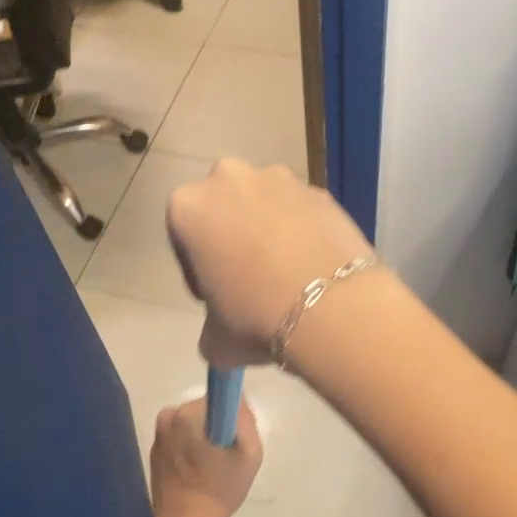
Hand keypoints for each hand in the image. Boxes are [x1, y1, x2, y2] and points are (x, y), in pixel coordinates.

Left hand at [148, 397, 262, 516]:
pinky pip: (178, 438)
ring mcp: (158, 434)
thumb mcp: (250, 453)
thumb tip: (237, 402)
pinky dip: (187, 448)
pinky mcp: (154, 450)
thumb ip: (245, 420)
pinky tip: (195, 470)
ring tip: (210, 465)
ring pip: (190, 423)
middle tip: (225, 454)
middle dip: (215, 425)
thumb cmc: (221, 488)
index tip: (233, 436)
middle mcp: (169, 417)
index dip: (229, 414)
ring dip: (200, 436)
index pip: (218, 397)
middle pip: (202, 410)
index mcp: (189, 414)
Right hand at [166, 159, 376, 365]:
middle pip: (224, 208)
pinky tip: (313, 267)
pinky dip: (303, 231)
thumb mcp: (215, 339)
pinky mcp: (320, 190)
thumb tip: (222, 332)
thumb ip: (210, 327)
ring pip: (265, 204)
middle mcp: (229, 177)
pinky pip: (301, 211)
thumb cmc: (255, 316)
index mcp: (188, 206)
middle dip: (233, 236)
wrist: (331, 304)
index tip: (217, 297)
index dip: (199, 270)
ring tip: (287, 274)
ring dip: (269, 230)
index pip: (184, 237)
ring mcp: (279, 179)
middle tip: (250, 280)